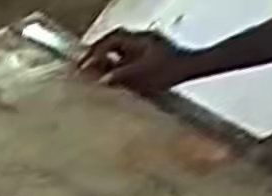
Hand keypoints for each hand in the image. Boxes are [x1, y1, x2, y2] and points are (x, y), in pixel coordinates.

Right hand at [78, 29, 200, 93]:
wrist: (190, 67)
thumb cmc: (168, 71)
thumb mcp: (141, 74)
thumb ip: (120, 75)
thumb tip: (99, 80)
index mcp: (139, 41)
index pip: (111, 39)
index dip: (93, 52)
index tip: (81, 66)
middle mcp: (142, 39)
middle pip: (113, 39)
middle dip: (95, 50)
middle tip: (80, 64)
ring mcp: (145, 45)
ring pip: (118, 45)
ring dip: (103, 55)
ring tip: (90, 68)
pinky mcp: (147, 53)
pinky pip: (123, 53)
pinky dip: (111, 60)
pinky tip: (106, 72)